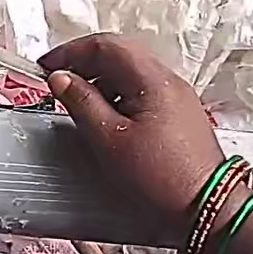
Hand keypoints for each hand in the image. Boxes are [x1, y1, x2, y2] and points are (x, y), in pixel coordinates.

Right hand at [39, 34, 223, 235]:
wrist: (206, 208)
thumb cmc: (157, 176)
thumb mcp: (108, 139)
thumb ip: (81, 102)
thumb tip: (59, 78)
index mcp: (152, 80)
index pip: (106, 46)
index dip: (70, 52)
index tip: (46, 67)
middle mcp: (167, 80)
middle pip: (119, 53)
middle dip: (83, 62)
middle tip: (57, 81)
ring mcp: (175, 96)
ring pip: (129, 71)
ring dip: (98, 78)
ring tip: (75, 100)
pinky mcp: (177, 113)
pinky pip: (139, 89)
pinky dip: (114, 93)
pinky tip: (102, 115)